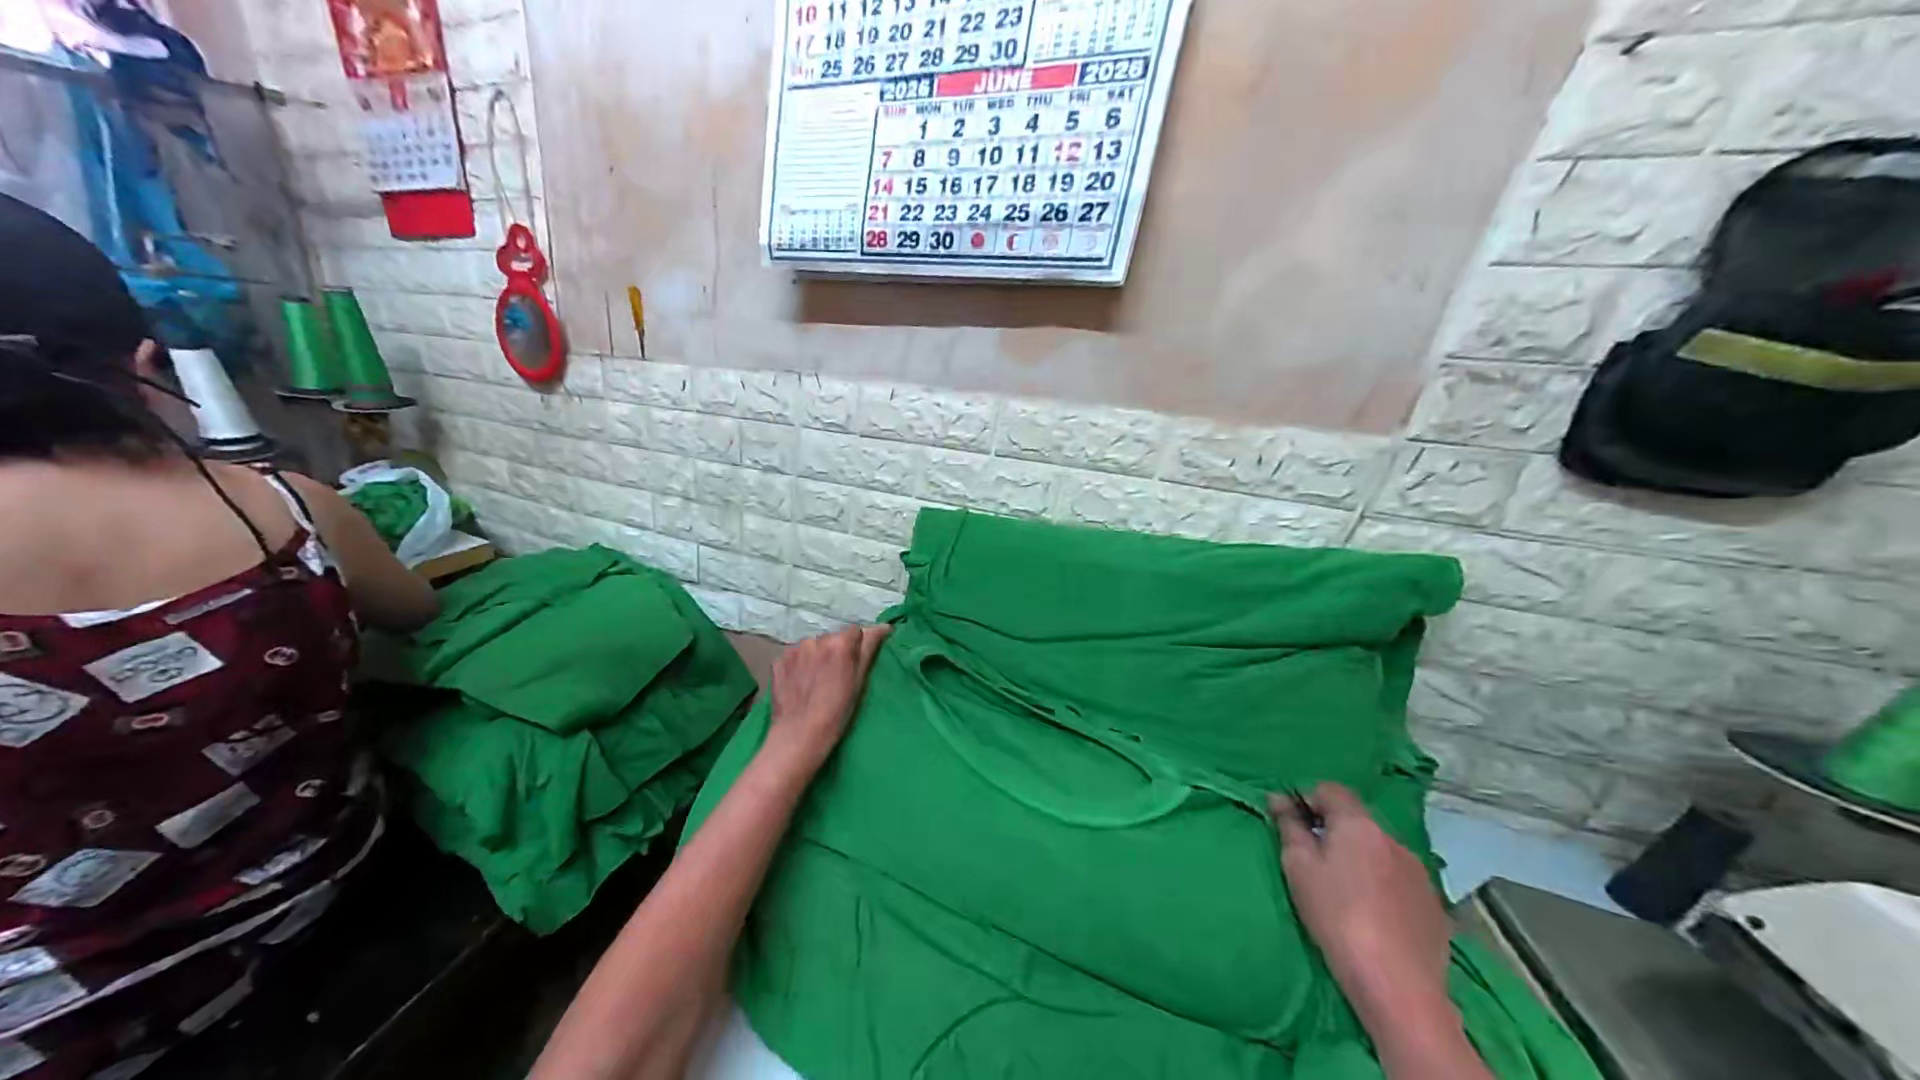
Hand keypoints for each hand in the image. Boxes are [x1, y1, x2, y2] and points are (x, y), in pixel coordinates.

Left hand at [765, 624, 891, 768]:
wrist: (799, 734)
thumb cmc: (837, 711)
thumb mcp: (859, 680)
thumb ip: (869, 648)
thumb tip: (882, 627)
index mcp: (839, 643)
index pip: (855, 632)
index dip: (858, 646)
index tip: (856, 662)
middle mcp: (816, 640)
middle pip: (832, 639)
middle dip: (836, 651)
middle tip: (836, 675)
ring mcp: (795, 650)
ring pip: (813, 646)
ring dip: (817, 656)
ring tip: (816, 680)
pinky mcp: (779, 660)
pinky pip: (796, 656)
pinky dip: (800, 664)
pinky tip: (801, 683)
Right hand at [1268, 783, 1453, 1026]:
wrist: (1397, 985)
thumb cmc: (1336, 917)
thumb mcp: (1299, 868)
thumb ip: (1289, 827)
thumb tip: (1279, 798)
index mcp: (1359, 825)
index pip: (1331, 789)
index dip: (1308, 799)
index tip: (1293, 824)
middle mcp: (1394, 839)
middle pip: (1357, 819)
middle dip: (1334, 830)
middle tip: (1313, 859)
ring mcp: (1420, 872)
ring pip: (1379, 849)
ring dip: (1360, 856)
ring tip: (1344, 890)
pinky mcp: (1435, 904)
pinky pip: (1400, 878)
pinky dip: (1382, 883)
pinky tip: (1373, 912)